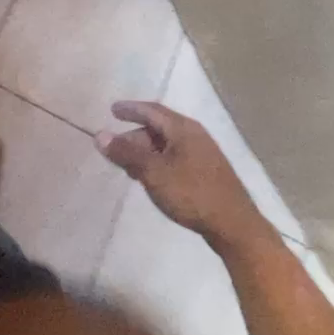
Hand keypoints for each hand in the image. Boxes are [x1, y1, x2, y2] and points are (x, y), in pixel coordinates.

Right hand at [97, 101, 267, 250]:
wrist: (234, 225)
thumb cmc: (192, 193)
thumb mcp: (153, 173)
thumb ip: (126, 153)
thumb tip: (99, 135)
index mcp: (183, 128)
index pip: (151, 110)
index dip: (130, 109)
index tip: (112, 110)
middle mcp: (195, 134)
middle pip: (159, 127)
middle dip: (135, 136)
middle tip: (116, 150)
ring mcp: (204, 153)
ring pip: (167, 144)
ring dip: (146, 151)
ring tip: (130, 168)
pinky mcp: (208, 172)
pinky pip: (176, 157)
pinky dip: (159, 161)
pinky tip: (153, 179)